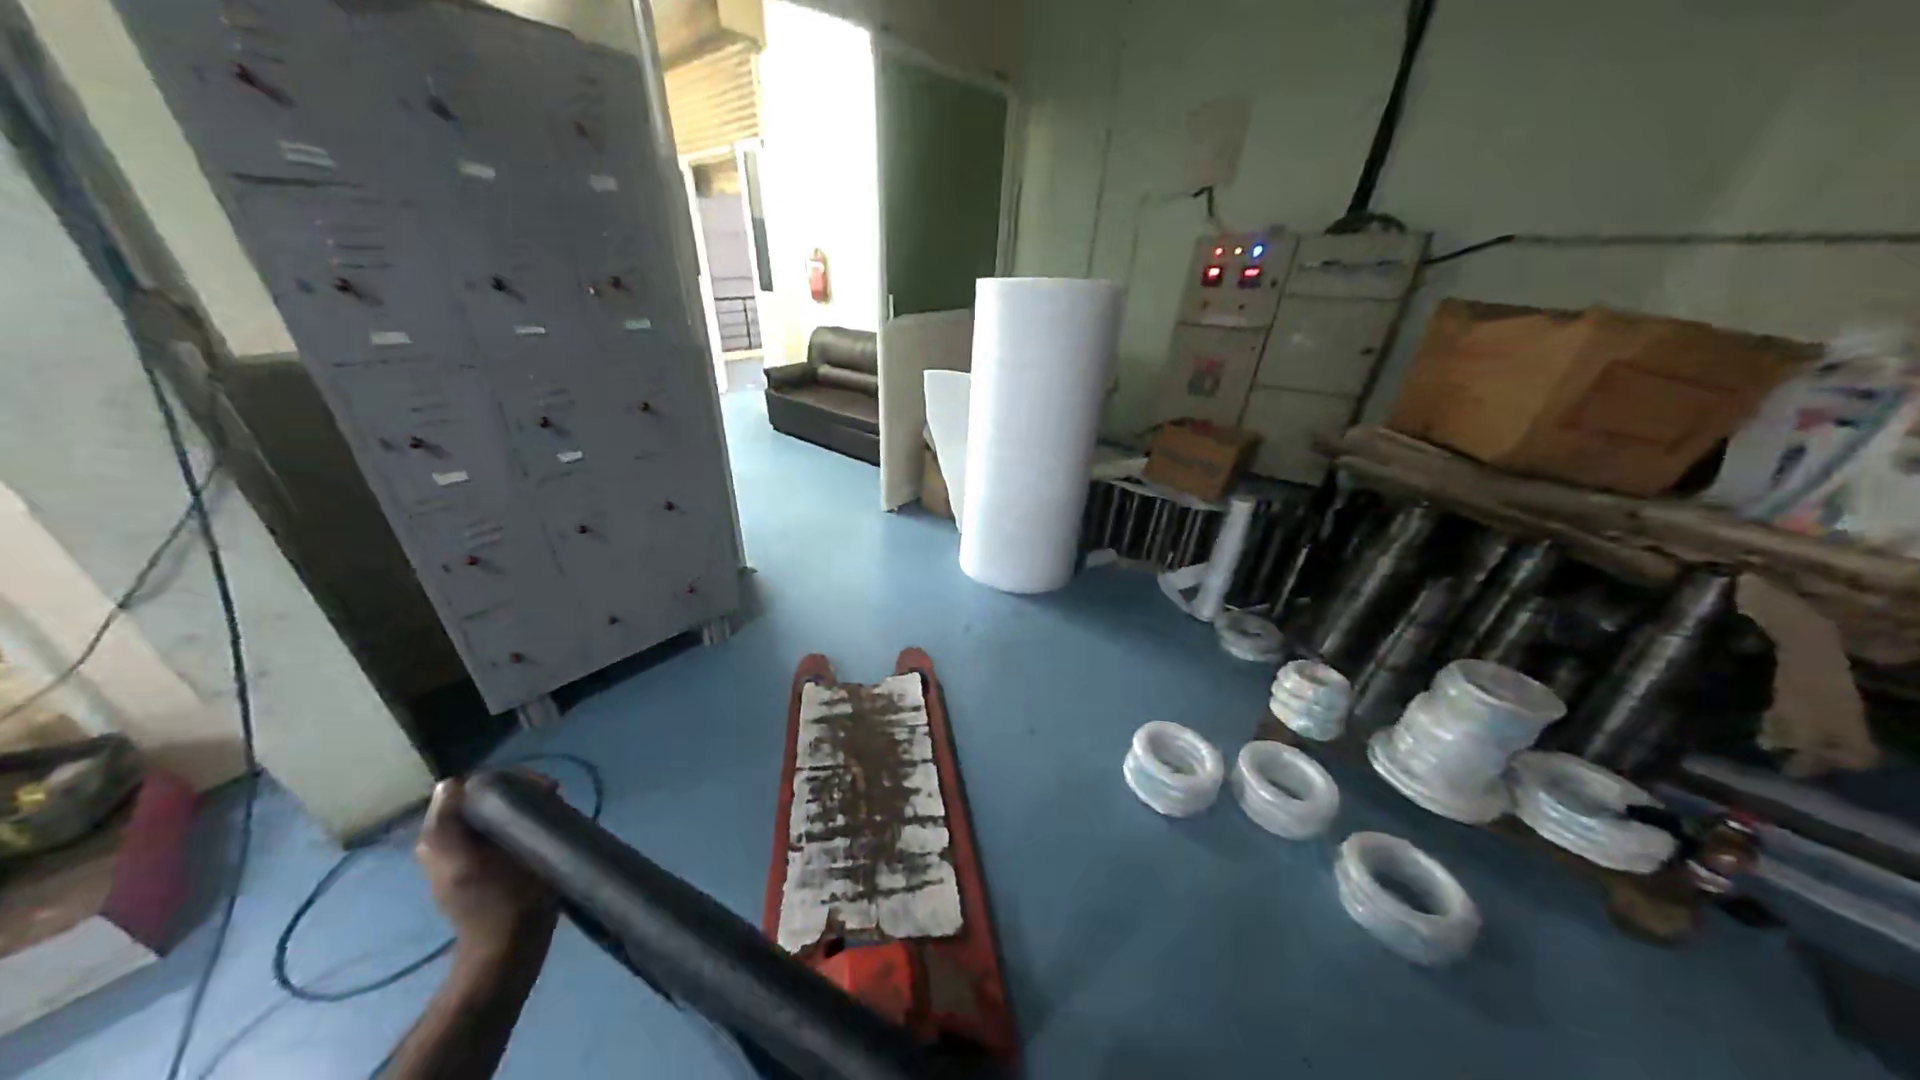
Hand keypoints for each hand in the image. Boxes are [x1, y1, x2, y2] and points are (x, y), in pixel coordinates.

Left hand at [416, 776, 557, 957]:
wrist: (511, 949)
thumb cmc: (499, 902)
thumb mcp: (468, 862)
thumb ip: (449, 825)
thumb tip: (452, 784)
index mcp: (440, 838)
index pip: (468, 788)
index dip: (504, 780)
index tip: (539, 787)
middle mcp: (450, 842)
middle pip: (486, 797)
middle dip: (519, 791)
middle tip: (552, 798)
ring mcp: (472, 854)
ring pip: (499, 811)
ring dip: (525, 805)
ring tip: (553, 811)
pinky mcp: (492, 864)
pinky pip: (507, 827)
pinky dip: (525, 821)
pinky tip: (544, 829)